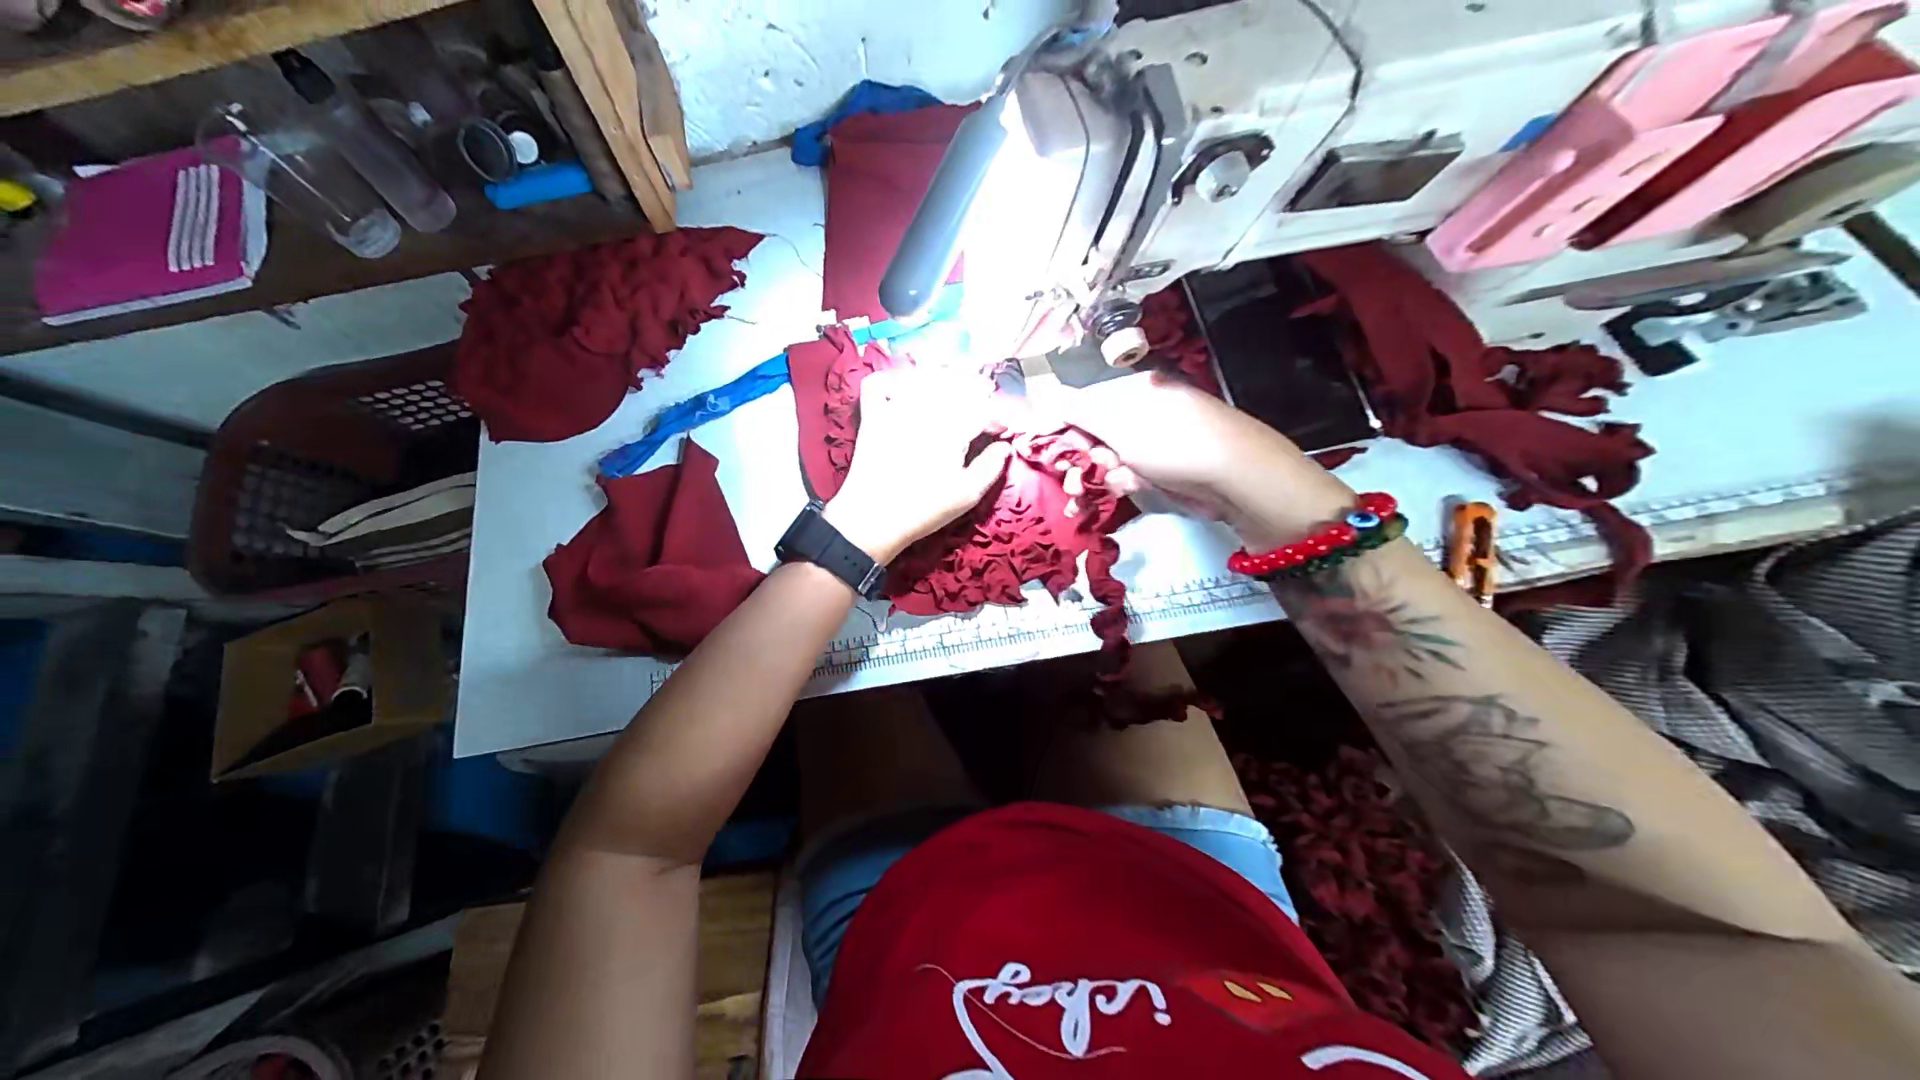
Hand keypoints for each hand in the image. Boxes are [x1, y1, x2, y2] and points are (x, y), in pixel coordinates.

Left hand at [823, 367, 1013, 563]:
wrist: (873, 519)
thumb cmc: (925, 509)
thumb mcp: (968, 494)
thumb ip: (992, 466)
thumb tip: (1005, 447)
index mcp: (953, 428)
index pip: (983, 409)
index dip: (997, 417)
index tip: (1001, 428)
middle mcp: (925, 410)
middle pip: (956, 384)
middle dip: (975, 388)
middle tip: (984, 399)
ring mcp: (895, 409)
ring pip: (922, 377)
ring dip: (942, 378)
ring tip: (953, 388)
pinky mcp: (872, 416)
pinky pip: (877, 384)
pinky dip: (890, 379)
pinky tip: (902, 387)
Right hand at [1049, 371, 1354, 548]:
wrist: (1235, 476)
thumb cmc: (1170, 441)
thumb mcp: (1117, 421)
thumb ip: (1078, 409)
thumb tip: (1047, 394)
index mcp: (1135, 389)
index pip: (1085, 400)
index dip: (1067, 424)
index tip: (1056, 444)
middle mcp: (1146, 409)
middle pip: (1097, 432)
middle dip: (1088, 452)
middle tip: (1090, 467)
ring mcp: (1159, 439)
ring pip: (1113, 457)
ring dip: (1107, 471)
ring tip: (1121, 479)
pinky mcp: (1169, 467)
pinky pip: (1135, 472)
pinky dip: (1129, 480)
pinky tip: (1136, 486)